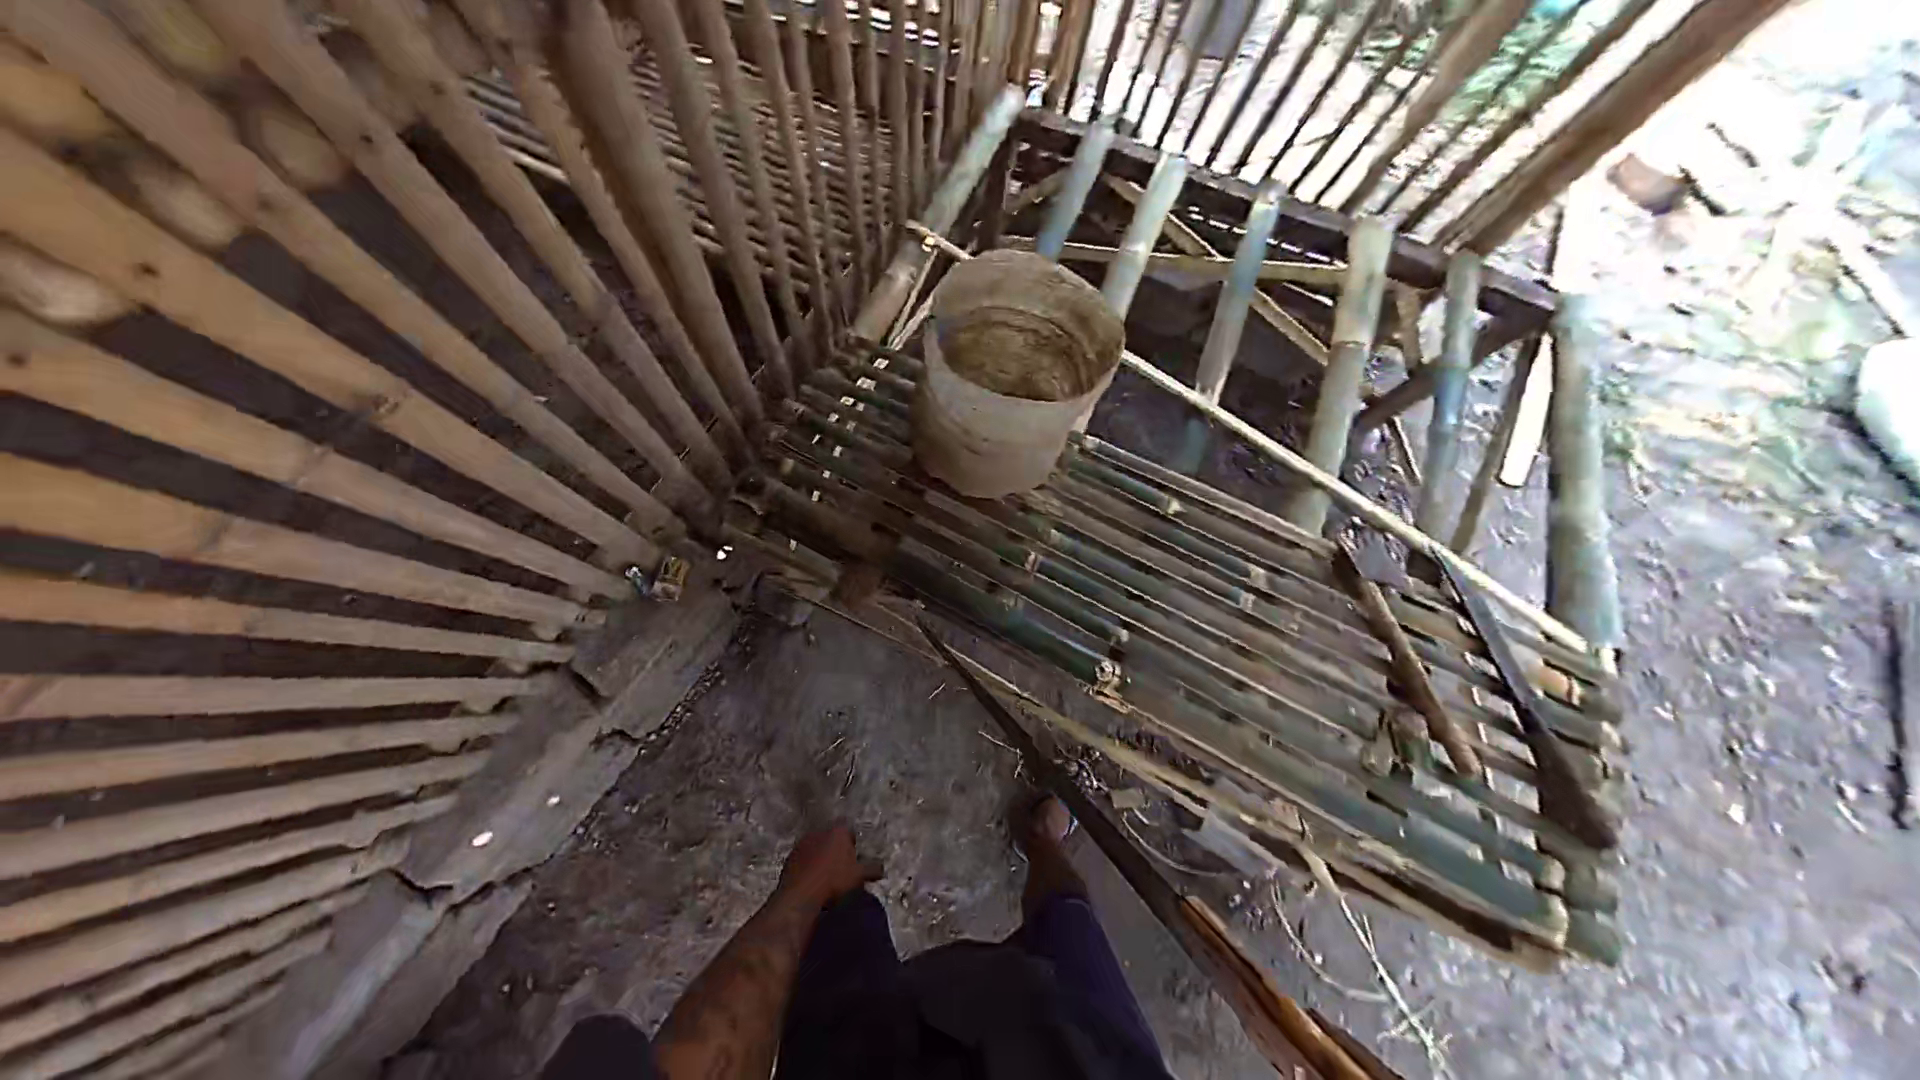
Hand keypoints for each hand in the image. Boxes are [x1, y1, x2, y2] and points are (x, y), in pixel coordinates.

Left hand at [777, 824, 879, 907]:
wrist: (800, 895)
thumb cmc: (834, 881)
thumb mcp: (859, 876)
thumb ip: (872, 869)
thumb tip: (882, 868)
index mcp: (838, 831)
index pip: (849, 830)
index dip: (852, 844)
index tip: (854, 860)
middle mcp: (819, 831)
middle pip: (831, 837)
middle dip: (835, 849)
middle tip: (841, 868)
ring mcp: (802, 844)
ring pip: (816, 847)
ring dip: (820, 857)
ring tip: (825, 877)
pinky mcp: (789, 858)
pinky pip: (803, 859)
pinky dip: (807, 867)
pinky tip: (811, 882)